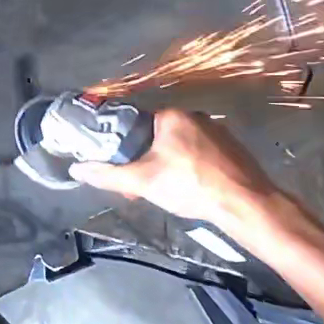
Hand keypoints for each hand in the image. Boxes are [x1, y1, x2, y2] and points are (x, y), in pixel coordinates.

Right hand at [66, 109, 278, 226]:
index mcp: (172, 116)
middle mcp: (196, 117)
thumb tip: (76, 169)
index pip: (135, 123)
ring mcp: (219, 133)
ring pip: (177, 147)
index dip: (122, 145)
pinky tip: (186, 189)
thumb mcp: (140, 181)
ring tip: (160, 189)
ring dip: (164, 165)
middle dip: (143, 159)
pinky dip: (187, 168)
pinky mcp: (234, 150)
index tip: (118, 164)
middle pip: (155, 136)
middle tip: (137, 182)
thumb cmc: (190, 185)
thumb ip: (106, 174)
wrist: (248, 206)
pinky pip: (199, 155)